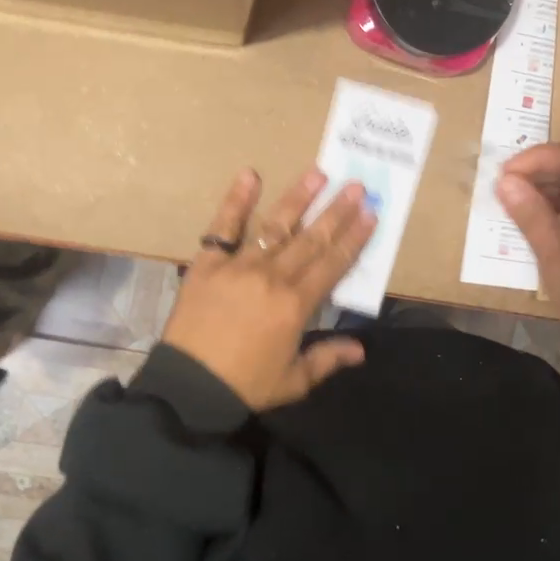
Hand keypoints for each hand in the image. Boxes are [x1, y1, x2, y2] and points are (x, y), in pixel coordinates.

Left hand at [162, 168, 377, 412]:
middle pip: (310, 239)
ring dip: (298, 198)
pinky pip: (222, 228)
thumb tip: (361, 349)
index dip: (354, 238)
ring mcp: (238, 267)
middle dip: (336, 211)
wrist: (188, 387)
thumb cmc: (245, 385)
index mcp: (296, 305)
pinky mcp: (207, 264)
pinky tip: (250, 175)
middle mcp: (272, 278)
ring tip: (318, 172)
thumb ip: (327, 358)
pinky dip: (236, 201)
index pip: (333, 263)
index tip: (371, 214)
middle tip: (356, 185)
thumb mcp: (295, 380)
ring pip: (275, 226)